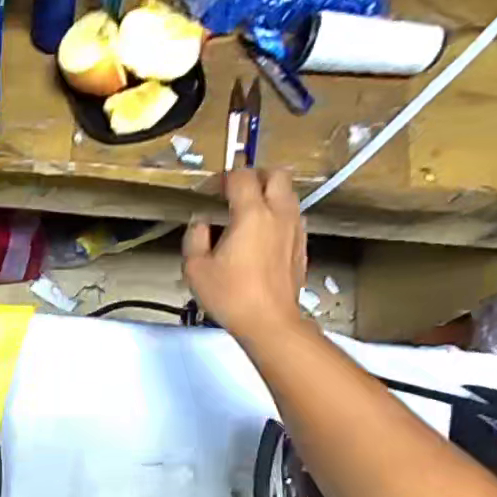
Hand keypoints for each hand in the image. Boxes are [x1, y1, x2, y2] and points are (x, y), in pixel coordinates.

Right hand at [183, 168, 310, 340]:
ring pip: (288, 194)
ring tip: (249, 212)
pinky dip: (278, 215)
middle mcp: (278, 214)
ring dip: (269, 194)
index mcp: (251, 214)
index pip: (242, 177)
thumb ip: (194, 238)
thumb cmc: (230, 295)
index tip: (210, 191)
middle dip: (256, 176)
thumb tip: (201, 223)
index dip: (223, 178)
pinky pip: (293, 216)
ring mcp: (295, 229)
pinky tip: (262, 235)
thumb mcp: (195, 268)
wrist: (270, 322)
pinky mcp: (301, 245)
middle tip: (236, 191)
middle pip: (276, 174)